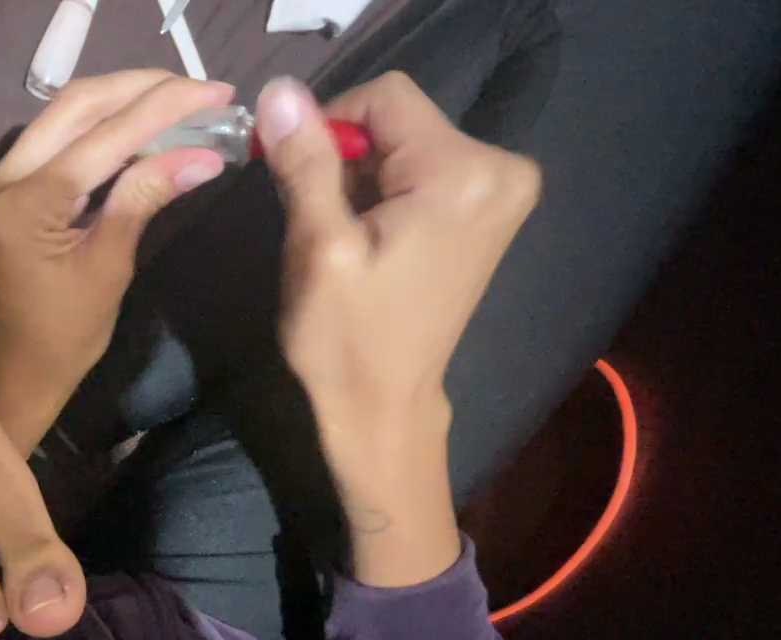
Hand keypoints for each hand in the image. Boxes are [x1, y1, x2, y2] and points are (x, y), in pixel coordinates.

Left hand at [0, 71, 233, 453]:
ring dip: (118, 104)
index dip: (163, 108)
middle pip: (74, 107)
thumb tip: (204, 152)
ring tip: (176, 101)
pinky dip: (93, 133)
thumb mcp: (110, 266)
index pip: (102, 137)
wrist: (19, 376)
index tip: (216, 92)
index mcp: (22, 206)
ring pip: (61, 119)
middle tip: (199, 89)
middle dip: (140, 90)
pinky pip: (50, 146)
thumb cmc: (65, 337)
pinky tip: (135, 129)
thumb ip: (144, 198)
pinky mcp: (0, 196)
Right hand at [254, 73, 540, 584]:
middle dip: (344, 163)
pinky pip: (422, 176)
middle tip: (312, 225)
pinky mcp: (487, 213)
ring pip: (407, 149)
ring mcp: (501, 192)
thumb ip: (306, 164)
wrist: (382, 405)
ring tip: (337, 243)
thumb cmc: (344, 338)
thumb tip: (279, 92)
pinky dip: (382, 198)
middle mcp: (502, 168)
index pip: (384, 98)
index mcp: (464, 173)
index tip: (285, 173)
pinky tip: (364, 244)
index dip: (324, 125)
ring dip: (359, 183)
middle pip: (399, 123)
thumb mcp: (316, 248)